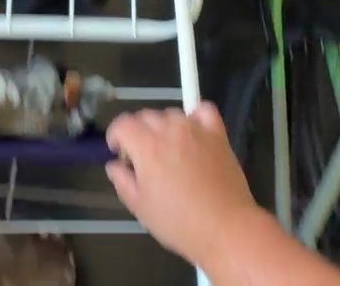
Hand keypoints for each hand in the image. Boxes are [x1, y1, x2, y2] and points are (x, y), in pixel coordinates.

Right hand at [105, 105, 269, 265]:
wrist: (224, 228)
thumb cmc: (179, 223)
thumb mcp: (141, 208)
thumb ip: (122, 182)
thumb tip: (115, 165)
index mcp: (147, 146)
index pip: (123, 123)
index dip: (115, 135)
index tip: (118, 151)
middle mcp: (170, 129)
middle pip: (146, 116)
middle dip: (138, 132)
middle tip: (143, 159)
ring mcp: (196, 128)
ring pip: (172, 114)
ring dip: (164, 127)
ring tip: (170, 152)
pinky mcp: (217, 133)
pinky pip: (203, 111)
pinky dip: (195, 117)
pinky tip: (193, 133)